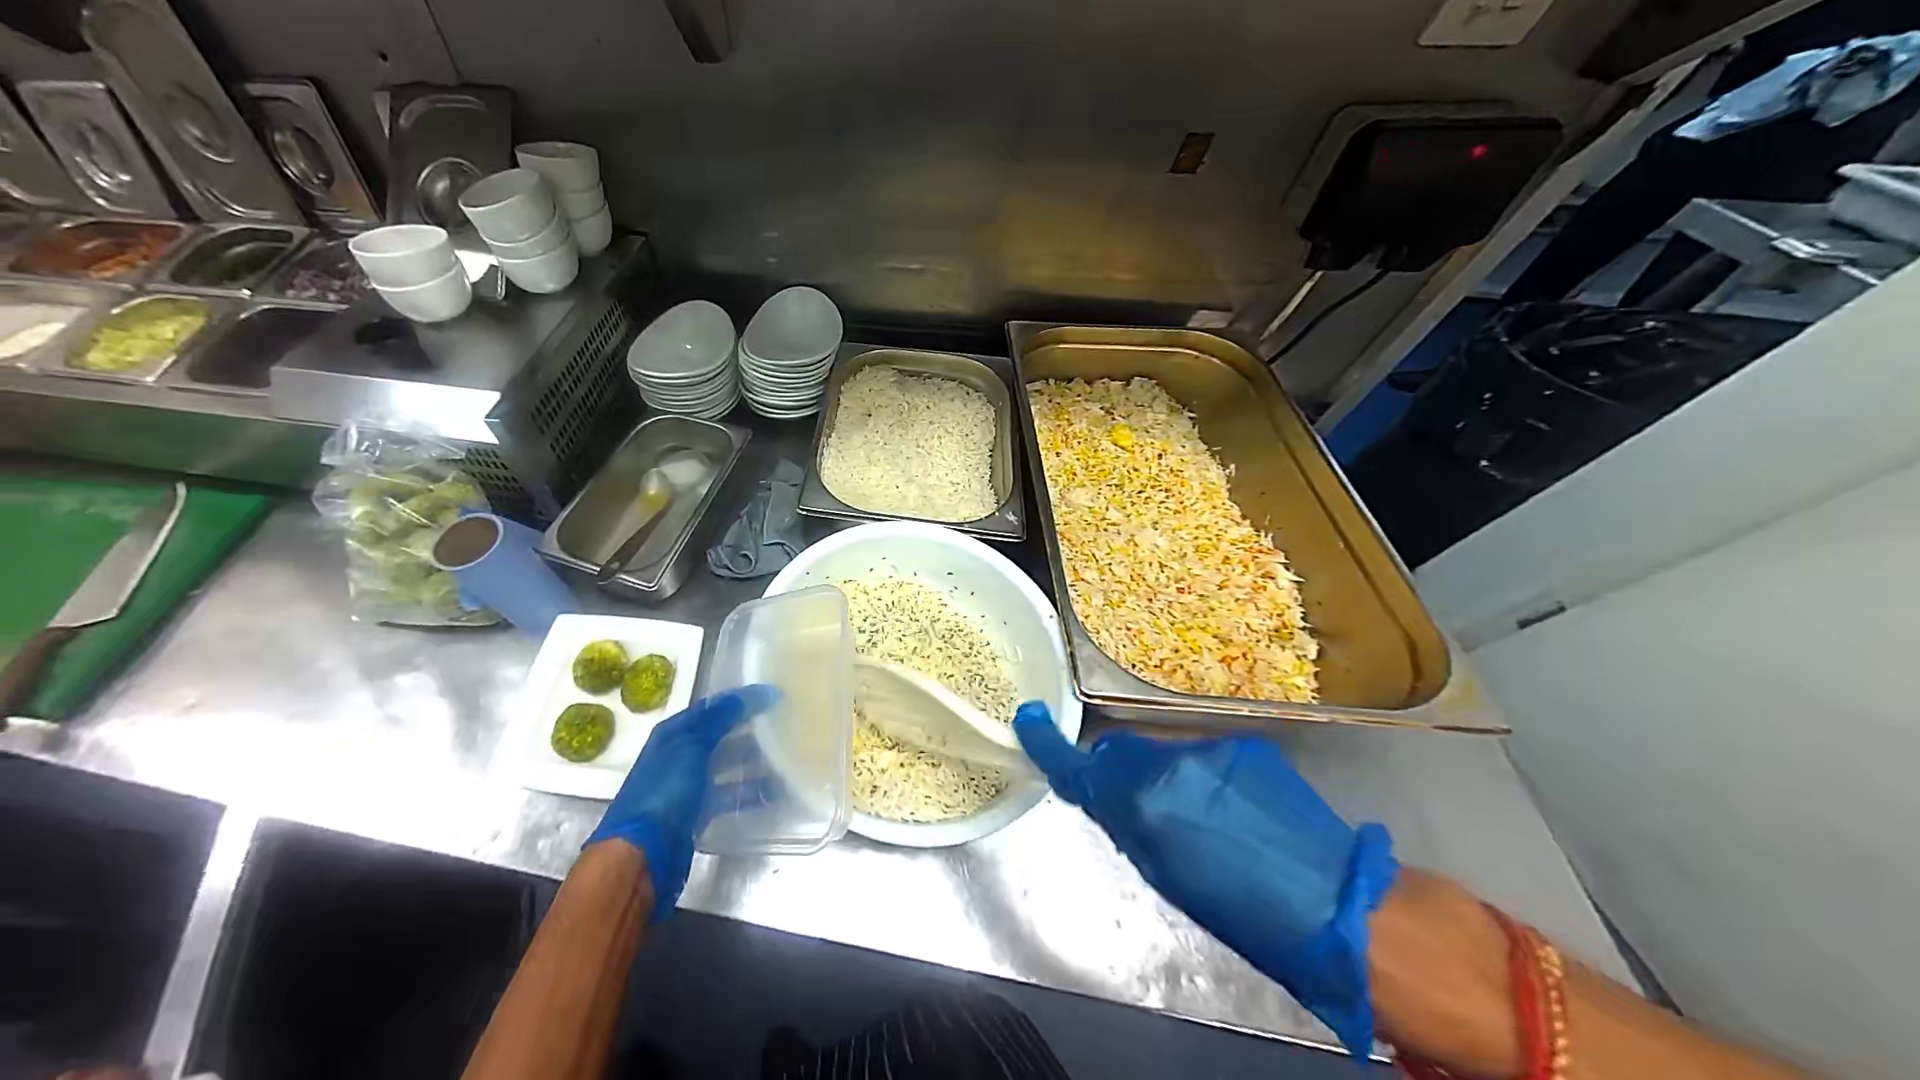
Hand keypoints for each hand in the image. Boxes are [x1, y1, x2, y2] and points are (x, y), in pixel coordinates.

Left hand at [586, 685, 776, 919]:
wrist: (641, 856)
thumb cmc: (664, 792)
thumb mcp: (691, 746)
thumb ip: (718, 719)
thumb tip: (747, 695)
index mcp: (673, 734)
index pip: (712, 708)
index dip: (741, 700)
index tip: (775, 696)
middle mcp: (679, 757)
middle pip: (720, 736)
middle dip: (750, 729)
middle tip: (786, 724)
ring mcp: (687, 786)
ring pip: (726, 766)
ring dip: (752, 761)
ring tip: (786, 758)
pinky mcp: (696, 814)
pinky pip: (728, 795)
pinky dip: (749, 792)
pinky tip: (772, 792)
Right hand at [1013, 702, 1397, 1056]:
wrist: (1338, 905)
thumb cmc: (1244, 912)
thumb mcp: (1166, 876)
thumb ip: (1128, 824)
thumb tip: (1104, 795)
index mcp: (1149, 801)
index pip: (1085, 767)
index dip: (1051, 745)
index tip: (1030, 722)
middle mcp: (1178, 761)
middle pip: (1126, 754)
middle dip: (1120, 774)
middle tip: (1133, 809)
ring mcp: (1216, 749)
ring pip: (1166, 753)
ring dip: (1165, 776)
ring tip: (1194, 818)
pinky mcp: (1248, 746)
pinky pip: (1204, 755)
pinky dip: (1201, 776)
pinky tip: (1227, 809)